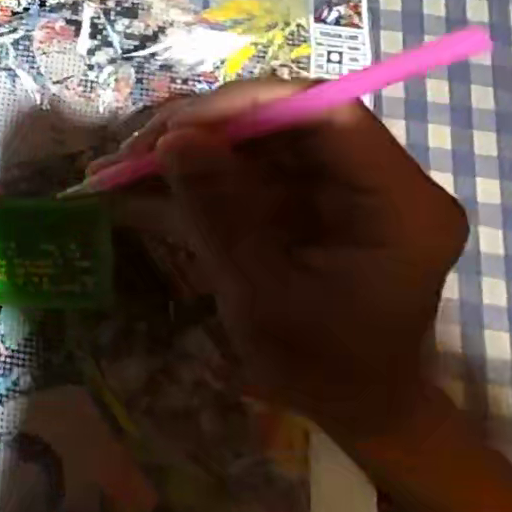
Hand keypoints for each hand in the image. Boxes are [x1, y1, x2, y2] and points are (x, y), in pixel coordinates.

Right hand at [104, 79, 467, 441]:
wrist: (348, 405)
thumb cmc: (322, 368)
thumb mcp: (261, 296)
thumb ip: (219, 214)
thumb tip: (170, 139)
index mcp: (396, 203)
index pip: (327, 114)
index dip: (245, 105)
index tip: (173, 128)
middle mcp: (367, 176)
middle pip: (277, 118)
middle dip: (198, 128)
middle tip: (131, 152)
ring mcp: (328, 181)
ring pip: (246, 135)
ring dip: (179, 149)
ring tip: (115, 170)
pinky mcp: (295, 191)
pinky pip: (234, 165)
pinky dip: (181, 175)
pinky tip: (127, 186)